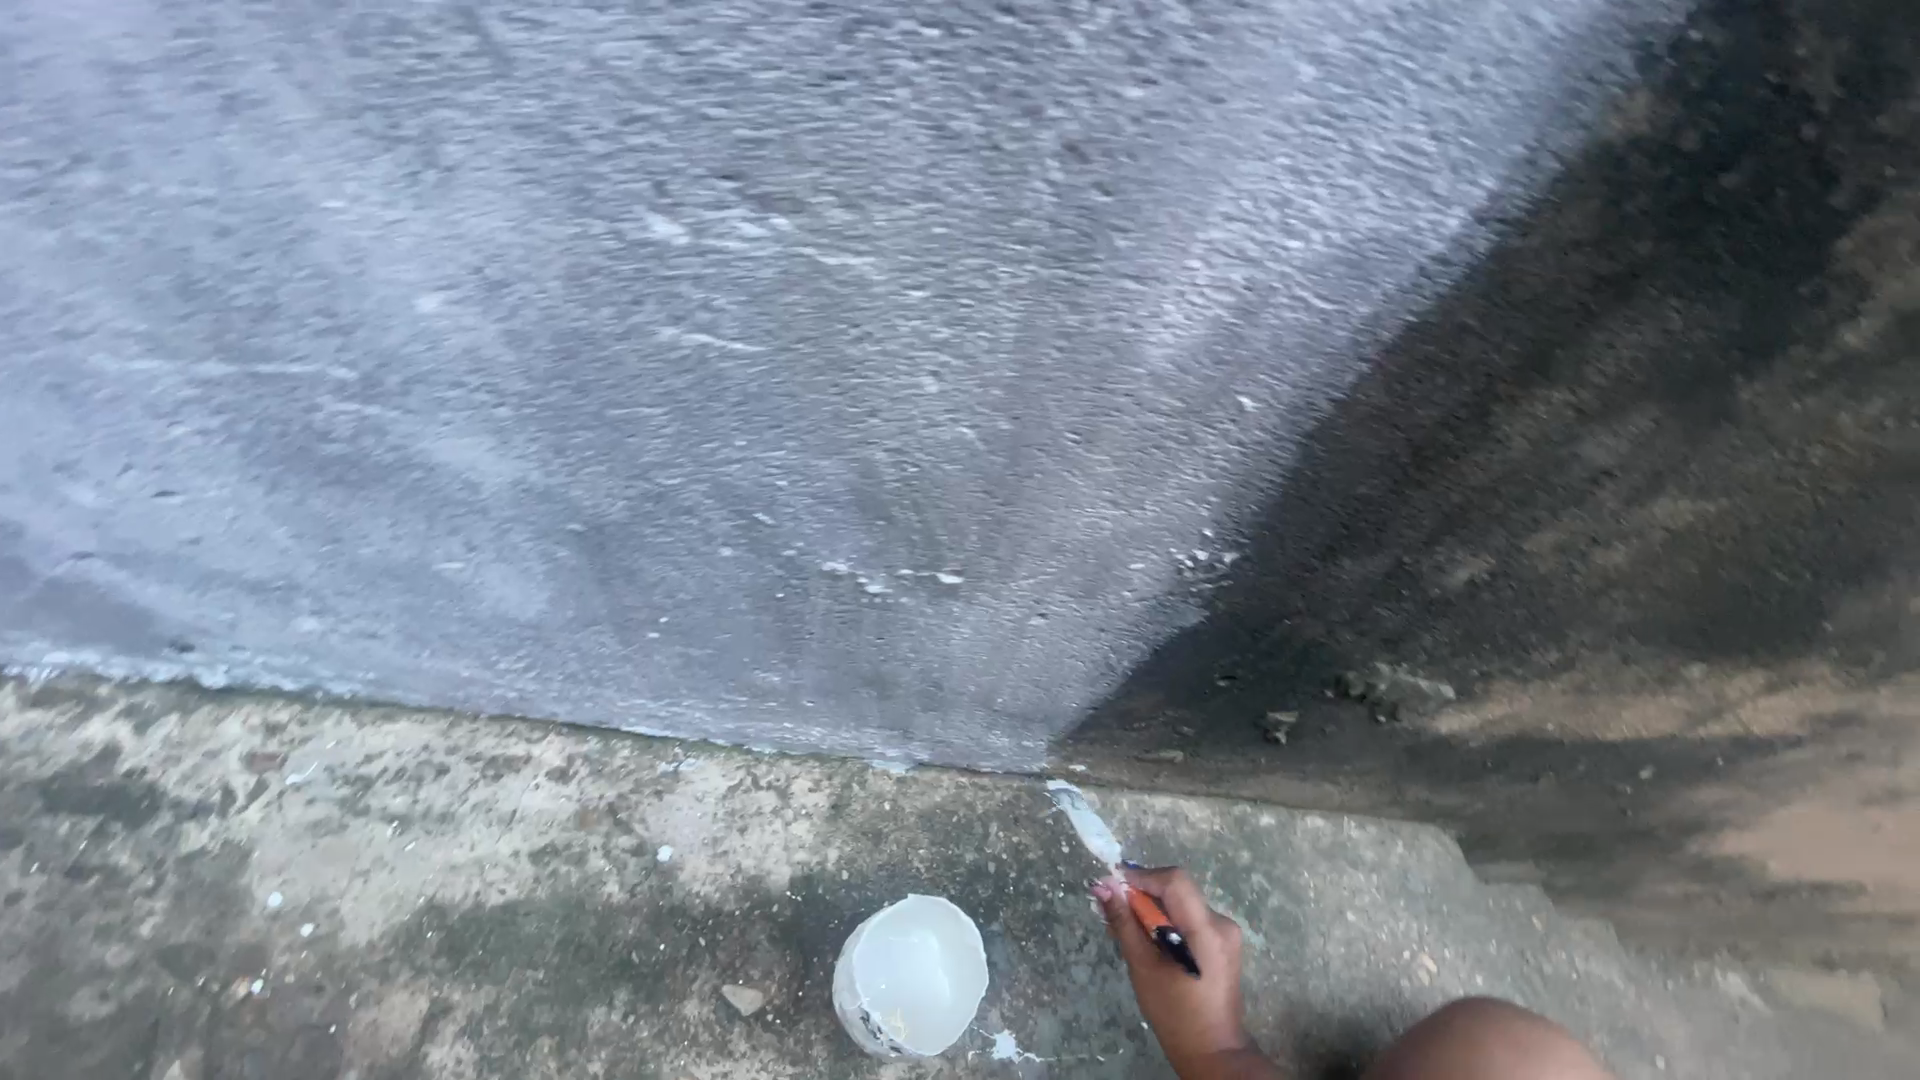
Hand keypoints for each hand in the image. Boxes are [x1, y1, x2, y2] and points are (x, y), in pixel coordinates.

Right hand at [1092, 866, 1281, 1079]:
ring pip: (1182, 903)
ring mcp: (1226, 933)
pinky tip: (1151, 941)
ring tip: (1130, 929)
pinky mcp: (1223, 942)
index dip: (1142, 876)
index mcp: (1206, 929)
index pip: (1174, 880)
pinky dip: (1168, 921)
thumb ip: (1124, 922)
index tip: (1114, 886)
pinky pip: (1190, 918)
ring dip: (1154, 909)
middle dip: (1144, 894)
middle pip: (1177, 890)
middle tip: (1115, 909)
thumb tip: (1102, 886)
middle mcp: (1221, 923)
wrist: (1213, 1052)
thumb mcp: (1143, 967)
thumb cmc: (1174, 1013)